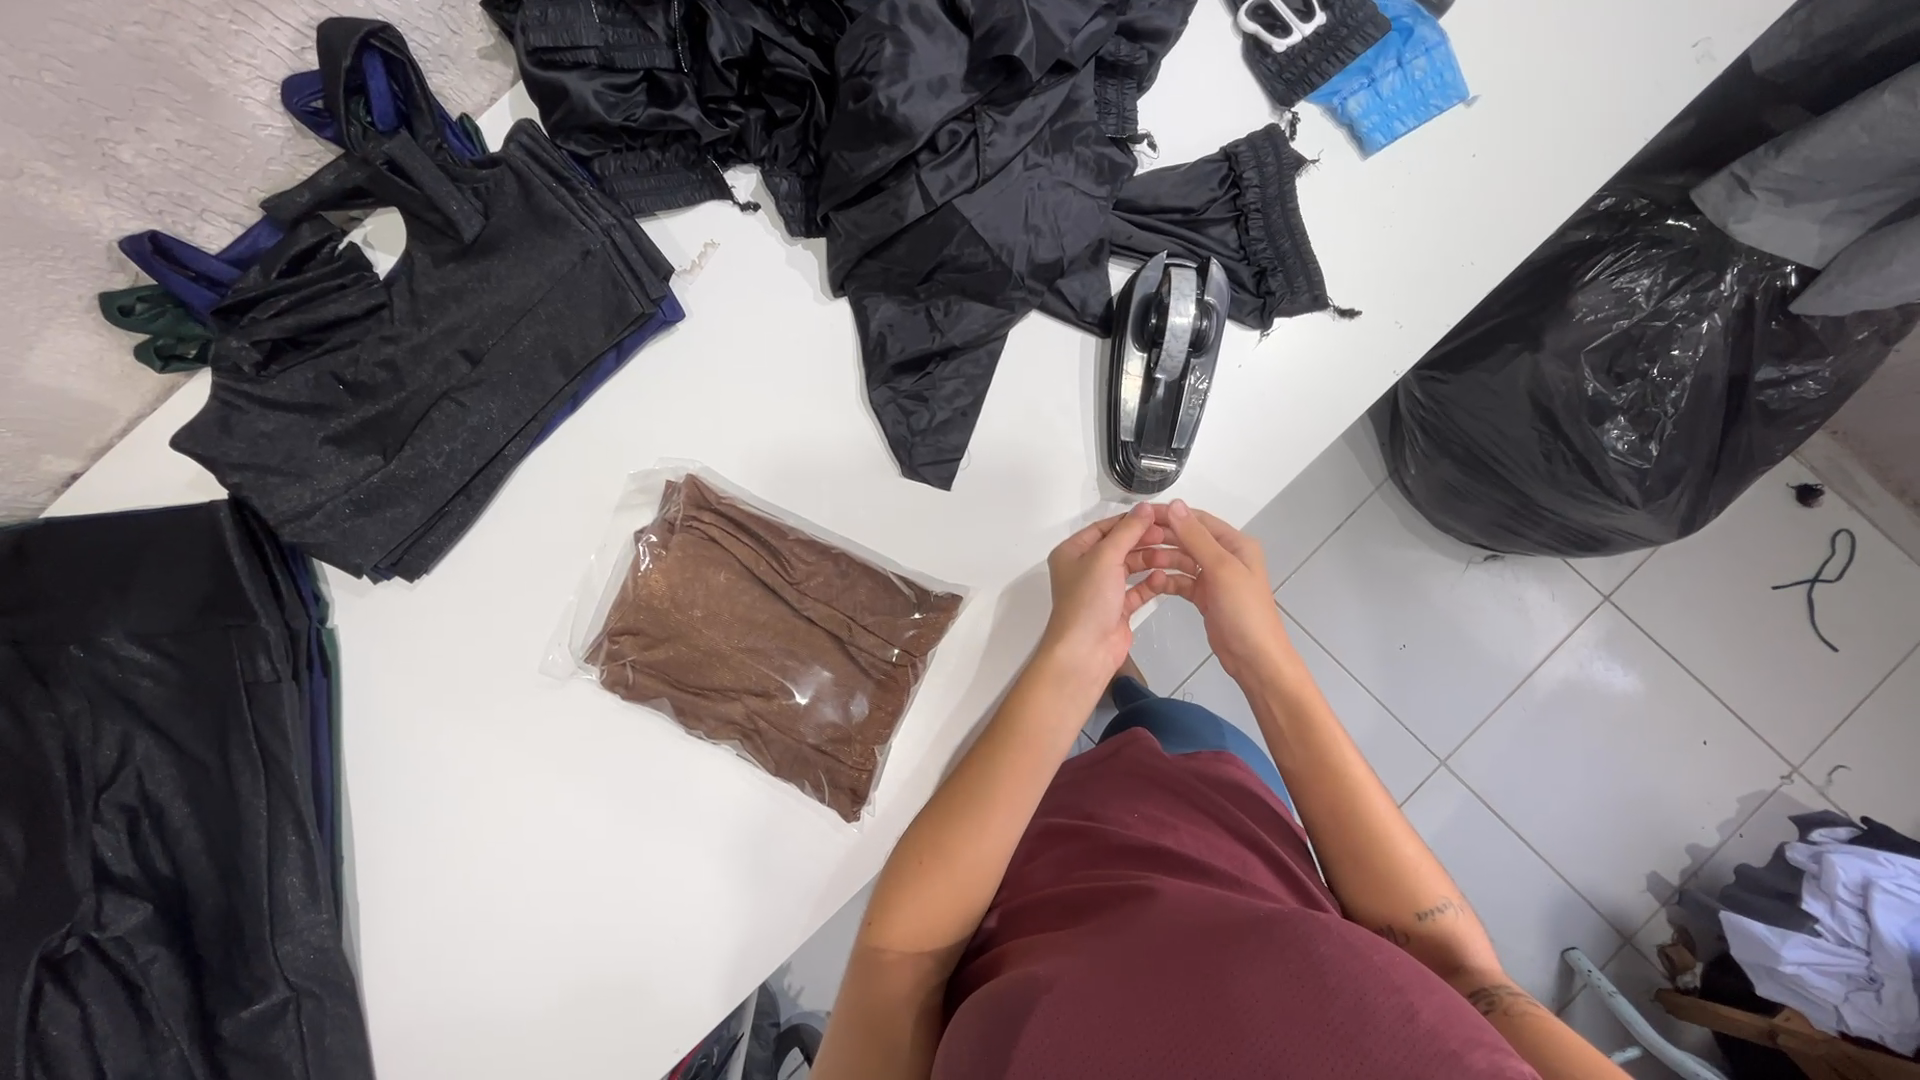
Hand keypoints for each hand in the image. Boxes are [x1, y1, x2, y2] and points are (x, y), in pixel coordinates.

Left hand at [1038, 503, 1175, 679]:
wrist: (1086, 651)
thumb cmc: (1086, 604)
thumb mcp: (1105, 558)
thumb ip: (1127, 531)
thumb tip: (1144, 509)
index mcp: (1073, 552)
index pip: (1106, 527)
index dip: (1132, 520)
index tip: (1159, 515)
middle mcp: (1085, 568)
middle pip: (1121, 546)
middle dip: (1145, 540)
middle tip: (1171, 536)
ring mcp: (1102, 589)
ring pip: (1132, 567)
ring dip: (1152, 561)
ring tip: (1173, 556)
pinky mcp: (1117, 607)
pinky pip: (1138, 589)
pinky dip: (1151, 583)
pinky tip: (1164, 578)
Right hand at [1135, 500, 1292, 680]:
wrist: (1255, 658)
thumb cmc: (1244, 611)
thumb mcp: (1221, 569)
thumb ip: (1196, 537)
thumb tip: (1175, 504)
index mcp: (1235, 544)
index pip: (1197, 520)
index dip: (1170, 515)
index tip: (1140, 515)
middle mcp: (1225, 556)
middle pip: (1188, 539)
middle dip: (1162, 538)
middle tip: (1133, 540)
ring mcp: (1214, 577)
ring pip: (1182, 560)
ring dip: (1162, 559)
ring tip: (1139, 562)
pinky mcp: (1204, 596)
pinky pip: (1181, 581)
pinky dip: (1167, 580)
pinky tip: (1152, 582)